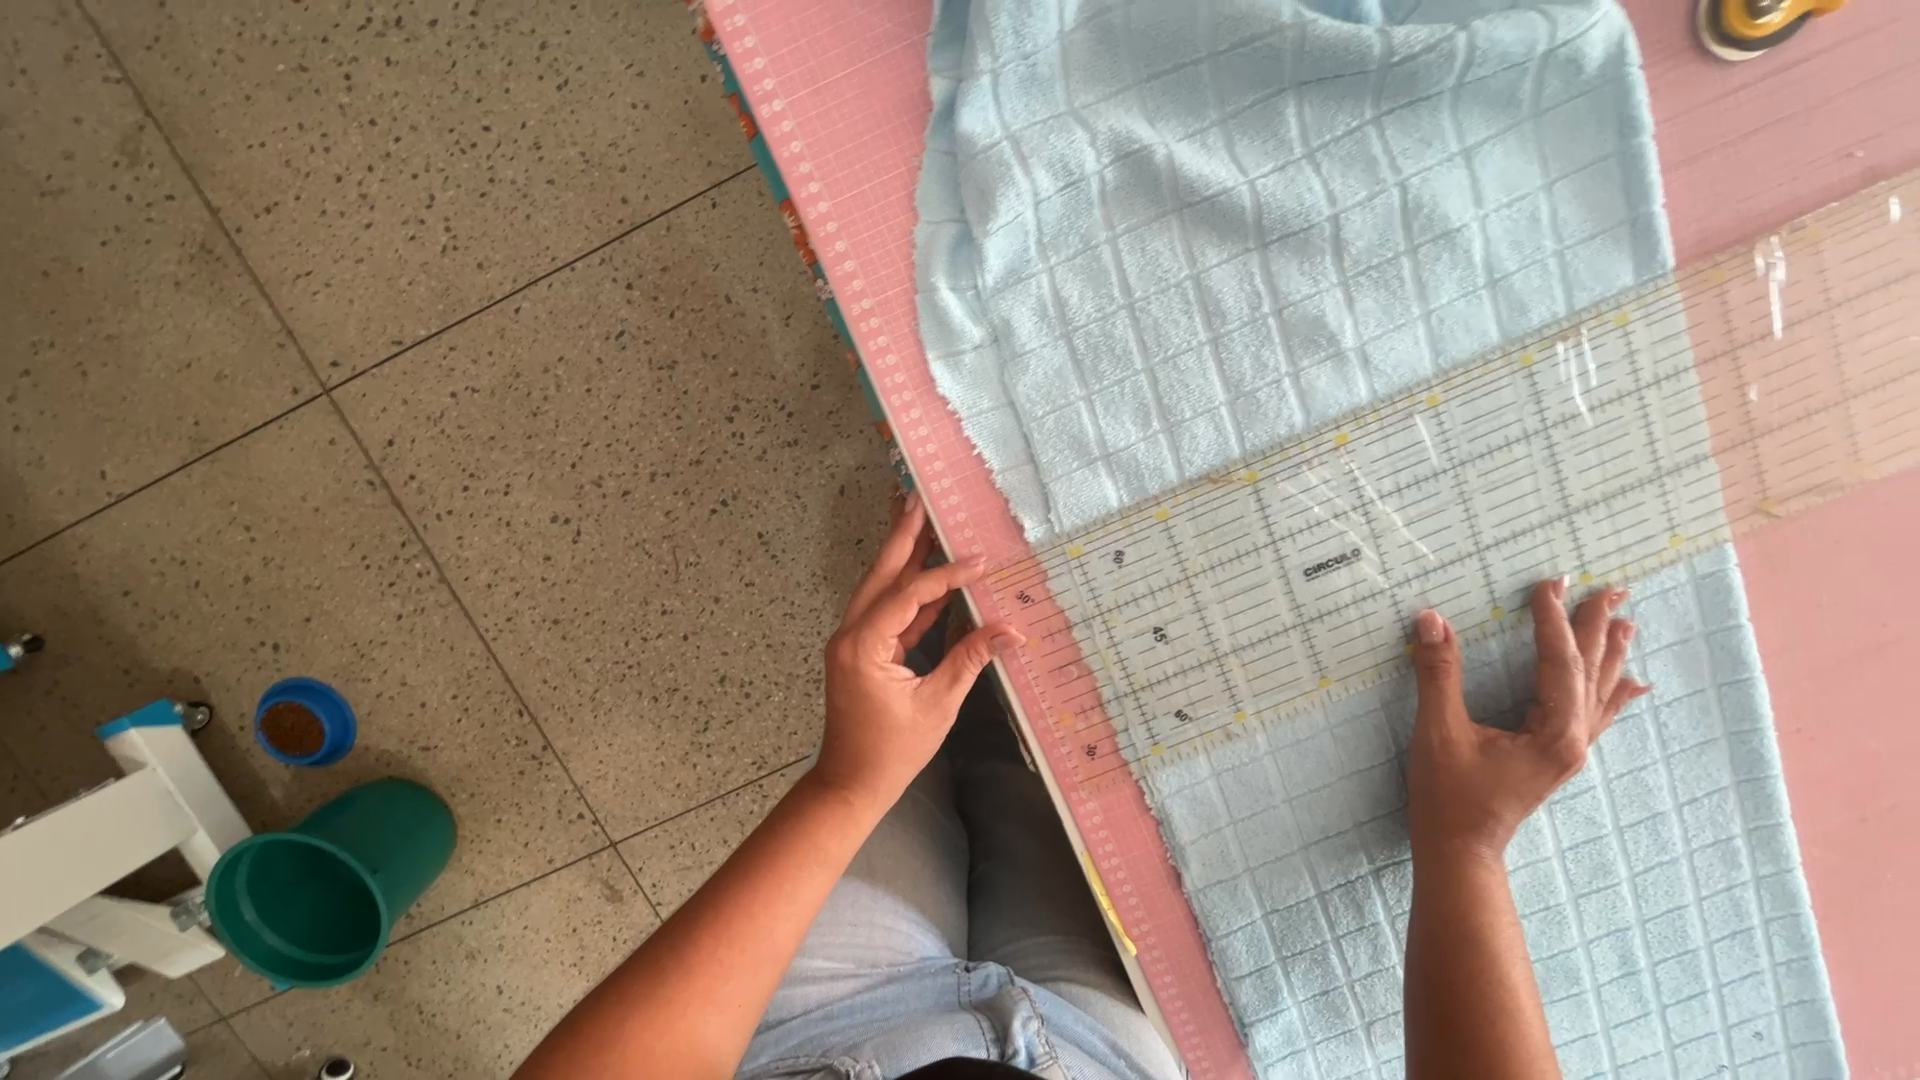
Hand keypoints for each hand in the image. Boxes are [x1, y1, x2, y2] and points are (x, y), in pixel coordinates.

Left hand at [813, 491, 1023, 814]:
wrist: (850, 783)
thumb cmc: (892, 752)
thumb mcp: (937, 705)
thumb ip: (970, 659)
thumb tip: (1012, 630)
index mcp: (864, 645)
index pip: (909, 595)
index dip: (946, 575)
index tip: (980, 560)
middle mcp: (851, 633)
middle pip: (882, 573)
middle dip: (903, 534)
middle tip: (920, 497)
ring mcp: (854, 640)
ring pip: (882, 587)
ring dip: (904, 555)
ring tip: (925, 520)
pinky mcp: (863, 650)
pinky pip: (888, 611)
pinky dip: (910, 592)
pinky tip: (933, 574)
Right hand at [1406, 578, 1650, 861]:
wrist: (1459, 847)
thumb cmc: (1448, 793)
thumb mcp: (1438, 731)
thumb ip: (1438, 675)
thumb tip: (1432, 620)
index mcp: (1553, 732)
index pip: (1557, 663)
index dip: (1551, 621)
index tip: (1550, 584)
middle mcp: (1573, 740)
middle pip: (1590, 674)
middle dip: (1596, 629)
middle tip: (1610, 589)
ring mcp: (1568, 751)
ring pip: (1598, 693)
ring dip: (1609, 655)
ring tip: (1626, 622)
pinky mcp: (1556, 757)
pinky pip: (1596, 716)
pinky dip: (1614, 693)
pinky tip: (1632, 684)